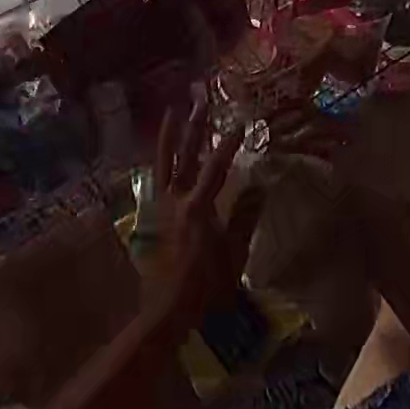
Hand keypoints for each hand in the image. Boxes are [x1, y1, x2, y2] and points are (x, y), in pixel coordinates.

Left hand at [149, 103, 257, 321]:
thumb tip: (259, 186)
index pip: (216, 168)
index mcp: (196, 208)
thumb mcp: (233, 254)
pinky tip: (163, 151)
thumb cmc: (205, 285)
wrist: (167, 306)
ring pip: (163, 161)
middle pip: (185, 155)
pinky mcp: (151, 212)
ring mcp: (159, 204)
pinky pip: (155, 177)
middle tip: (200, 102)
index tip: (240, 123)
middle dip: (195, 127)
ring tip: (173, 112)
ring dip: (169, 135)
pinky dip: (159, 159)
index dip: (228, 145)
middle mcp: (174, 199)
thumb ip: (244, 218)